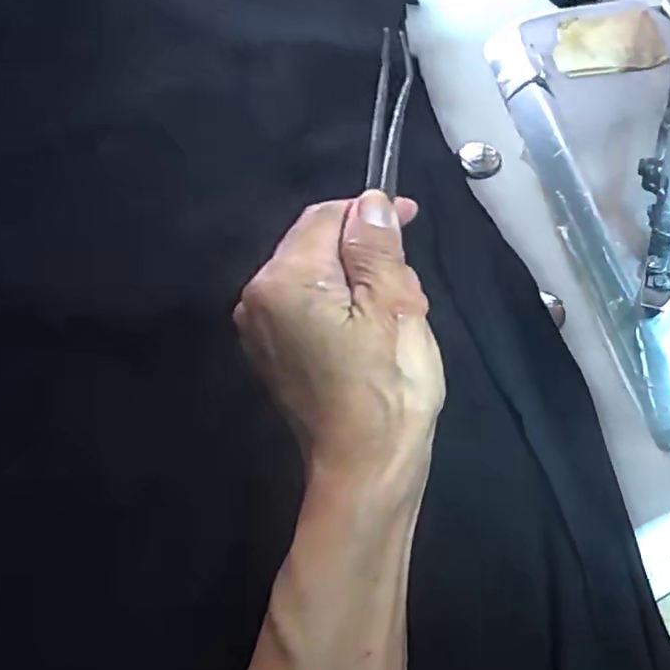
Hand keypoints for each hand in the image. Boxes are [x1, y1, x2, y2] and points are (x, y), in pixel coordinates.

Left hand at [234, 191, 444, 487]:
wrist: (367, 466)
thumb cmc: (390, 386)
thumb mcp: (395, 308)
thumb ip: (378, 250)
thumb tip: (373, 203)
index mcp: (284, 282)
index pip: (324, 219)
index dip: (370, 211)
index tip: (411, 215)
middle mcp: (258, 300)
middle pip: (317, 246)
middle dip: (368, 255)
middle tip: (412, 291)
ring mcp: (262, 331)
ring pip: (319, 278)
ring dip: (362, 282)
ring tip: (400, 318)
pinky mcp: (276, 355)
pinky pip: (312, 309)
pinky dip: (347, 308)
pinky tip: (376, 338)